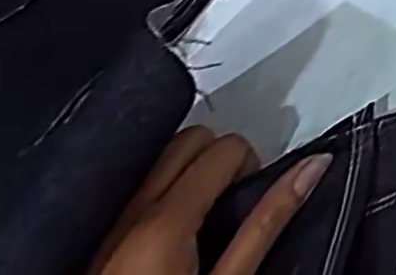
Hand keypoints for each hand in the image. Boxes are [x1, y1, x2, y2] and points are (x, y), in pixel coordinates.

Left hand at [90, 126, 331, 274]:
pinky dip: (152, 195)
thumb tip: (316, 163)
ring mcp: (95, 236)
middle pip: (186, 142)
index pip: (225, 148)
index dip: (250, 163)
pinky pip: (124, 196)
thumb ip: (269, 220)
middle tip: (229, 198)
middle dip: (217, 157)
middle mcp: (124, 220)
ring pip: (152, 163)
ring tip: (197, 214)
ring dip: (183, 172)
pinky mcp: (80, 253)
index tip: (251, 197)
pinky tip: (161, 233)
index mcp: (163, 224)